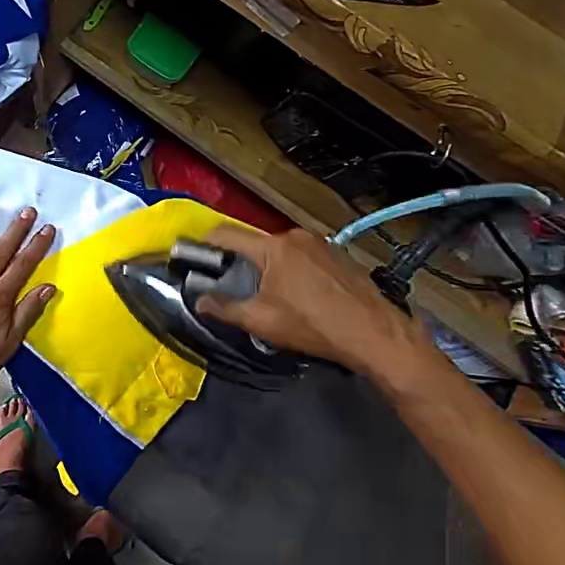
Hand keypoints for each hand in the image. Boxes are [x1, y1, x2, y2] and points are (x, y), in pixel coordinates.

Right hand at [194, 226, 424, 375]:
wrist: (371, 331)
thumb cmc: (312, 325)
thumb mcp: (263, 321)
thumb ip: (226, 308)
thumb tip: (200, 301)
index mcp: (274, 247)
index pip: (228, 234)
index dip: (206, 242)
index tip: (193, 254)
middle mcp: (296, 236)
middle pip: (257, 243)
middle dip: (242, 262)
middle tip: (234, 288)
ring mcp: (321, 243)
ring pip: (282, 251)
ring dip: (270, 268)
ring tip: (271, 296)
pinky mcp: (337, 254)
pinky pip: (304, 256)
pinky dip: (294, 270)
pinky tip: (301, 295)